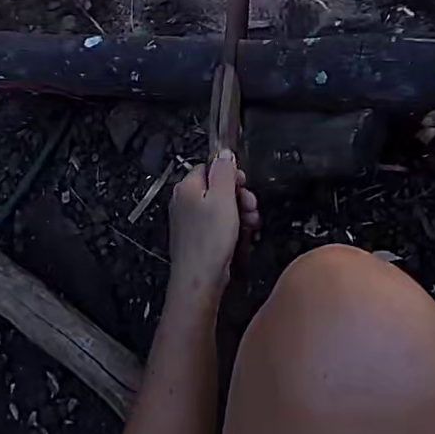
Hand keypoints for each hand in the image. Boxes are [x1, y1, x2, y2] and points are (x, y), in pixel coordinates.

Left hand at [166, 150, 259, 301]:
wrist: (199, 280)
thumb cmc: (209, 241)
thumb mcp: (223, 198)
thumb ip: (224, 172)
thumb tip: (224, 153)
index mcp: (187, 187)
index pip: (211, 167)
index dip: (231, 175)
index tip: (243, 185)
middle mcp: (184, 201)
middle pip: (217, 187)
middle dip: (239, 195)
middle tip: (249, 206)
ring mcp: (189, 220)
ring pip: (220, 206)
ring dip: (239, 212)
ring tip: (249, 223)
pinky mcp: (197, 237)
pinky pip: (217, 223)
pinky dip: (231, 227)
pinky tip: (242, 235)